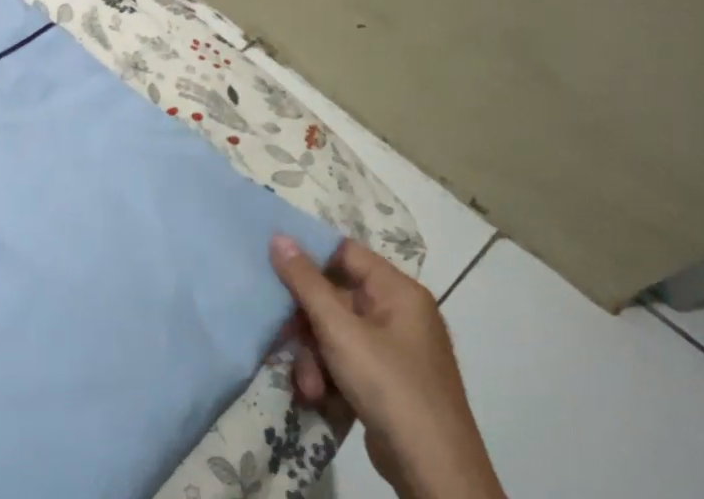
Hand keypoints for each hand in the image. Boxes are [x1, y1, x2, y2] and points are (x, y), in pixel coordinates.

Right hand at [272, 236, 505, 498]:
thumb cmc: (389, 385)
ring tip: (306, 381)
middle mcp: (400, 313)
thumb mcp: (339, 330)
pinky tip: (316, 393)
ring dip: (312, 353)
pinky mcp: (387, 377)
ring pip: (334, 330)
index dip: (308, 254)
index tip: (270, 262)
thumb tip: (279, 236)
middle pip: (335, 295)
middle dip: (305, 320)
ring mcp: (394, 348)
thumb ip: (305, 282)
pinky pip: (345, 357)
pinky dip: (327, 371)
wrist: (433, 467)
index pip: (345, 252)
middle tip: (281, 332)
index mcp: (399, 293)